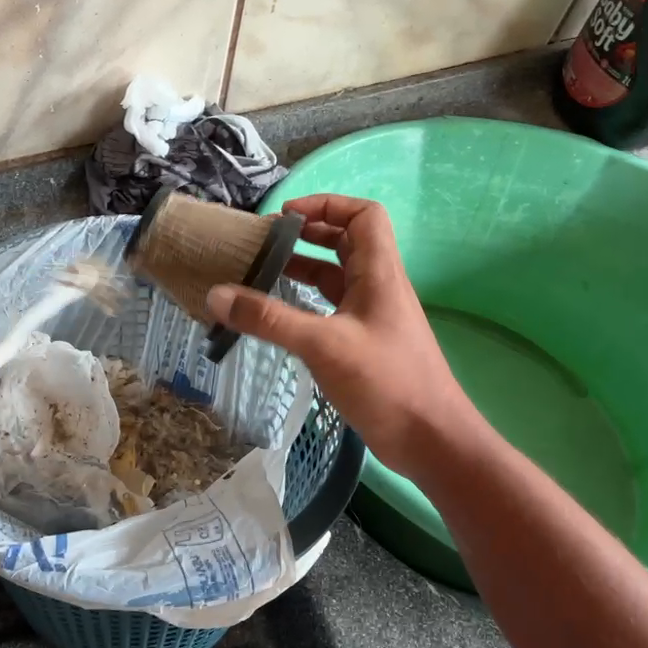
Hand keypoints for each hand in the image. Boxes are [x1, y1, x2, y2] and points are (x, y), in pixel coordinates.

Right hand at [206, 194, 481, 473]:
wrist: (432, 443)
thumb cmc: (387, 383)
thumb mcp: (322, 345)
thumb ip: (269, 319)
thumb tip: (215, 295)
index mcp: (380, 274)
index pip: (364, 215)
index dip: (327, 204)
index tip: (286, 218)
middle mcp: (379, 288)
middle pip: (347, 241)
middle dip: (307, 233)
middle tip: (265, 241)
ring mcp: (372, 318)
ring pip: (336, 277)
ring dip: (302, 267)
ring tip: (260, 272)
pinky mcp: (364, 345)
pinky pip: (330, 308)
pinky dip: (304, 302)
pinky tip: (276, 315)